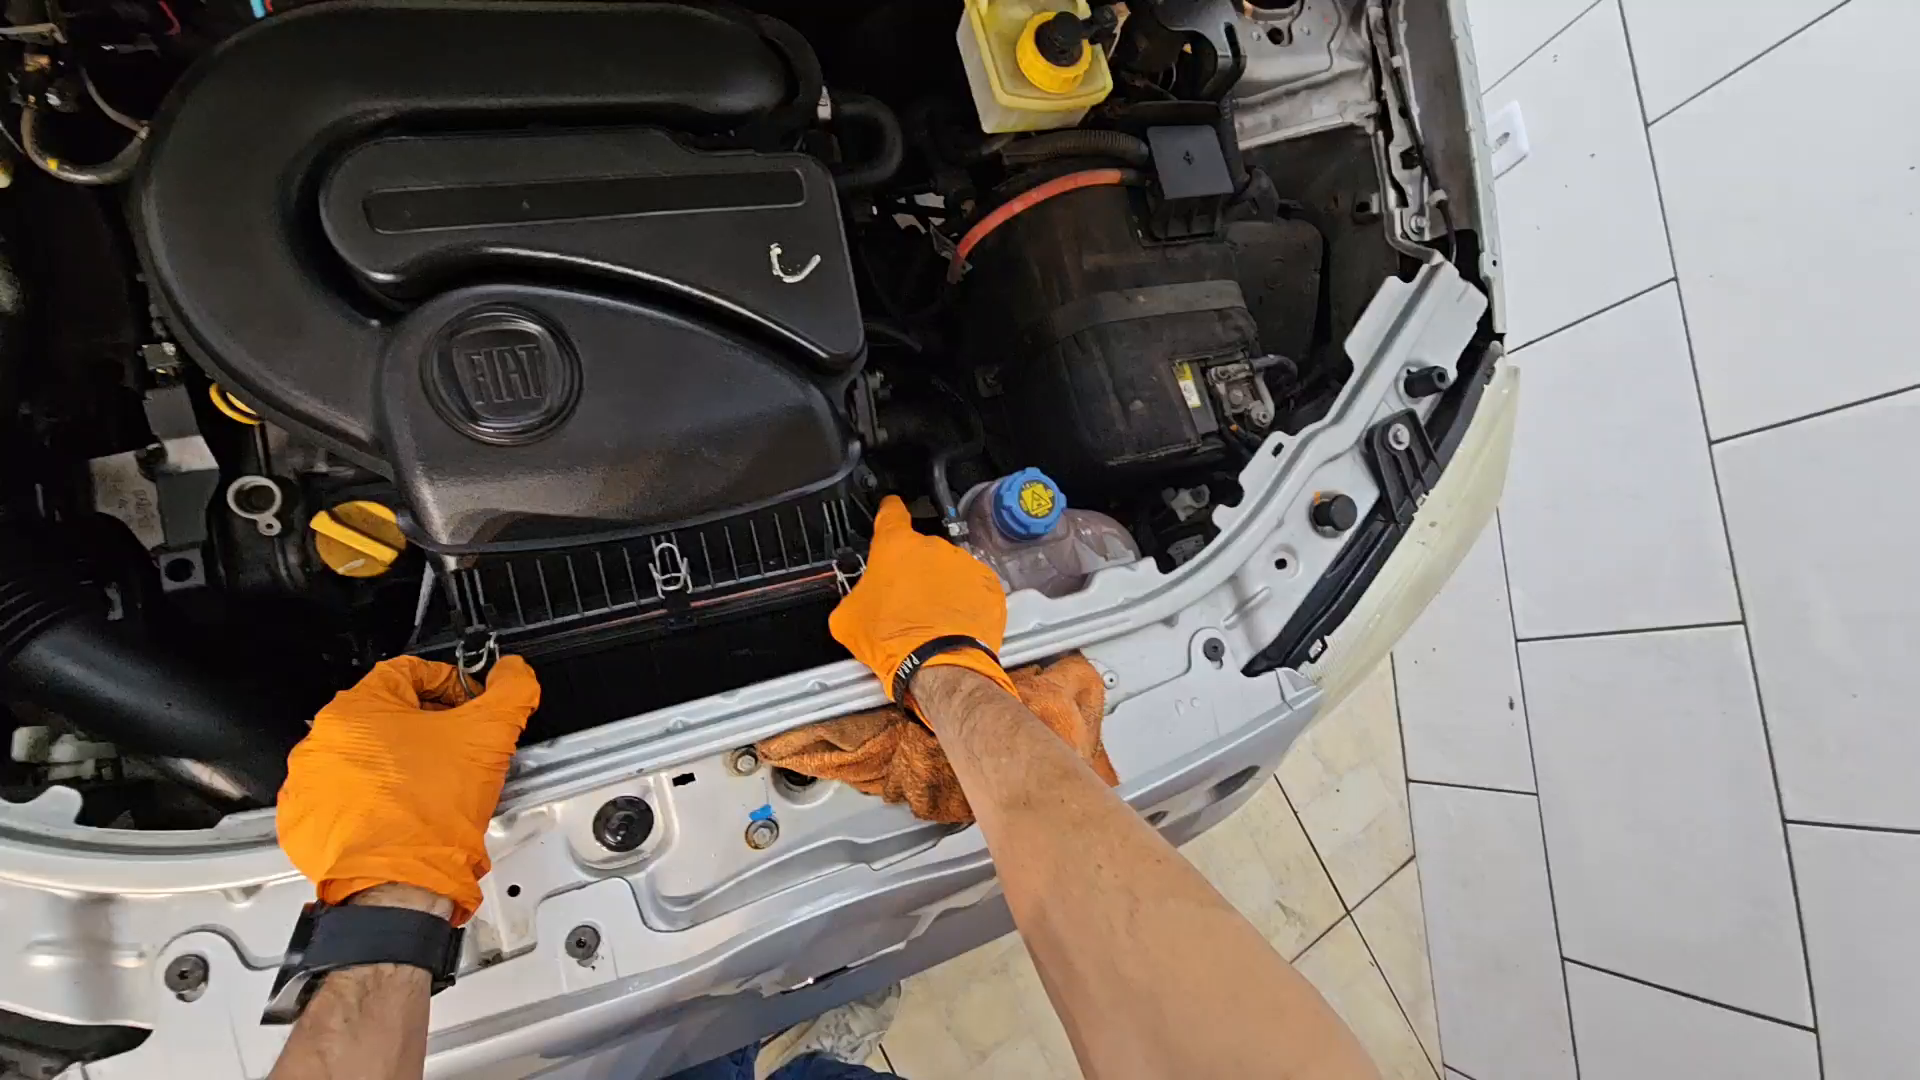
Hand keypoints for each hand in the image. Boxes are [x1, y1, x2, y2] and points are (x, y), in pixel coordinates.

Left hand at [277, 655, 540, 924]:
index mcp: (356, 711)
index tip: (469, 703)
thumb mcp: (493, 732)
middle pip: (389, 712)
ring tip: (439, 777)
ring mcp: (309, 785)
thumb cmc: (433, 809)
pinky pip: (349, 791)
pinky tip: (412, 804)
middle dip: (430, 722)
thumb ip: (512, 688)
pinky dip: (380, 792)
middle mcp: (321, 743)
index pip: (409, 671)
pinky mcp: (308, 822)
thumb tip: (513, 672)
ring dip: (405, 757)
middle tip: (461, 743)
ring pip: (369, 752)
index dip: (451, 682)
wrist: (403, 879)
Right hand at [831, 495, 1016, 711]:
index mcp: (896, 546)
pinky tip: (953, 622)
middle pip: (920, 550)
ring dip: (941, 586)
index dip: (889, 512)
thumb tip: (859, 599)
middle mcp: (933, 546)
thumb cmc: (891, 640)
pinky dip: (965, 601)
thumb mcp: (848, 619)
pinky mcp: (988, 585)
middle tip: (905, 601)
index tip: (890, 510)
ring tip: (932, 617)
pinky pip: (973, 587)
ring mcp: (964, 564)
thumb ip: (854, 595)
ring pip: (949, 569)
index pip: (891, 514)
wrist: (938, 665)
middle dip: (914, 570)